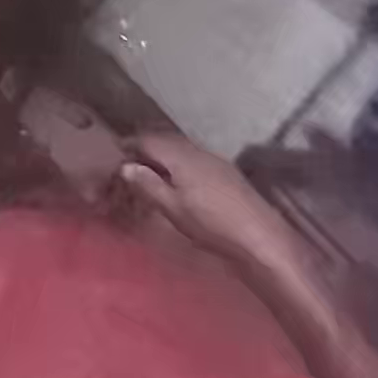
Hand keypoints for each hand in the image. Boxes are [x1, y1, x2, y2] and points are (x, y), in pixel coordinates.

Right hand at [120, 134, 281, 260]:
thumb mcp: (172, 208)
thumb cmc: (211, 224)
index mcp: (179, 154)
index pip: (147, 139)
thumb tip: (125, 166)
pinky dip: (181, 162)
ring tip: (153, 171)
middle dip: (146, 147)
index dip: (130, 144)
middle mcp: (195, 149)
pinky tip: (182, 181)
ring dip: (164, 154)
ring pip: (181, 148)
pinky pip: (194, 157)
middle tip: (132, 161)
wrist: (261, 238)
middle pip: (164, 139)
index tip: (116, 153)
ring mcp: (214, 159)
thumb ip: (148, 184)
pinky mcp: (226, 171)